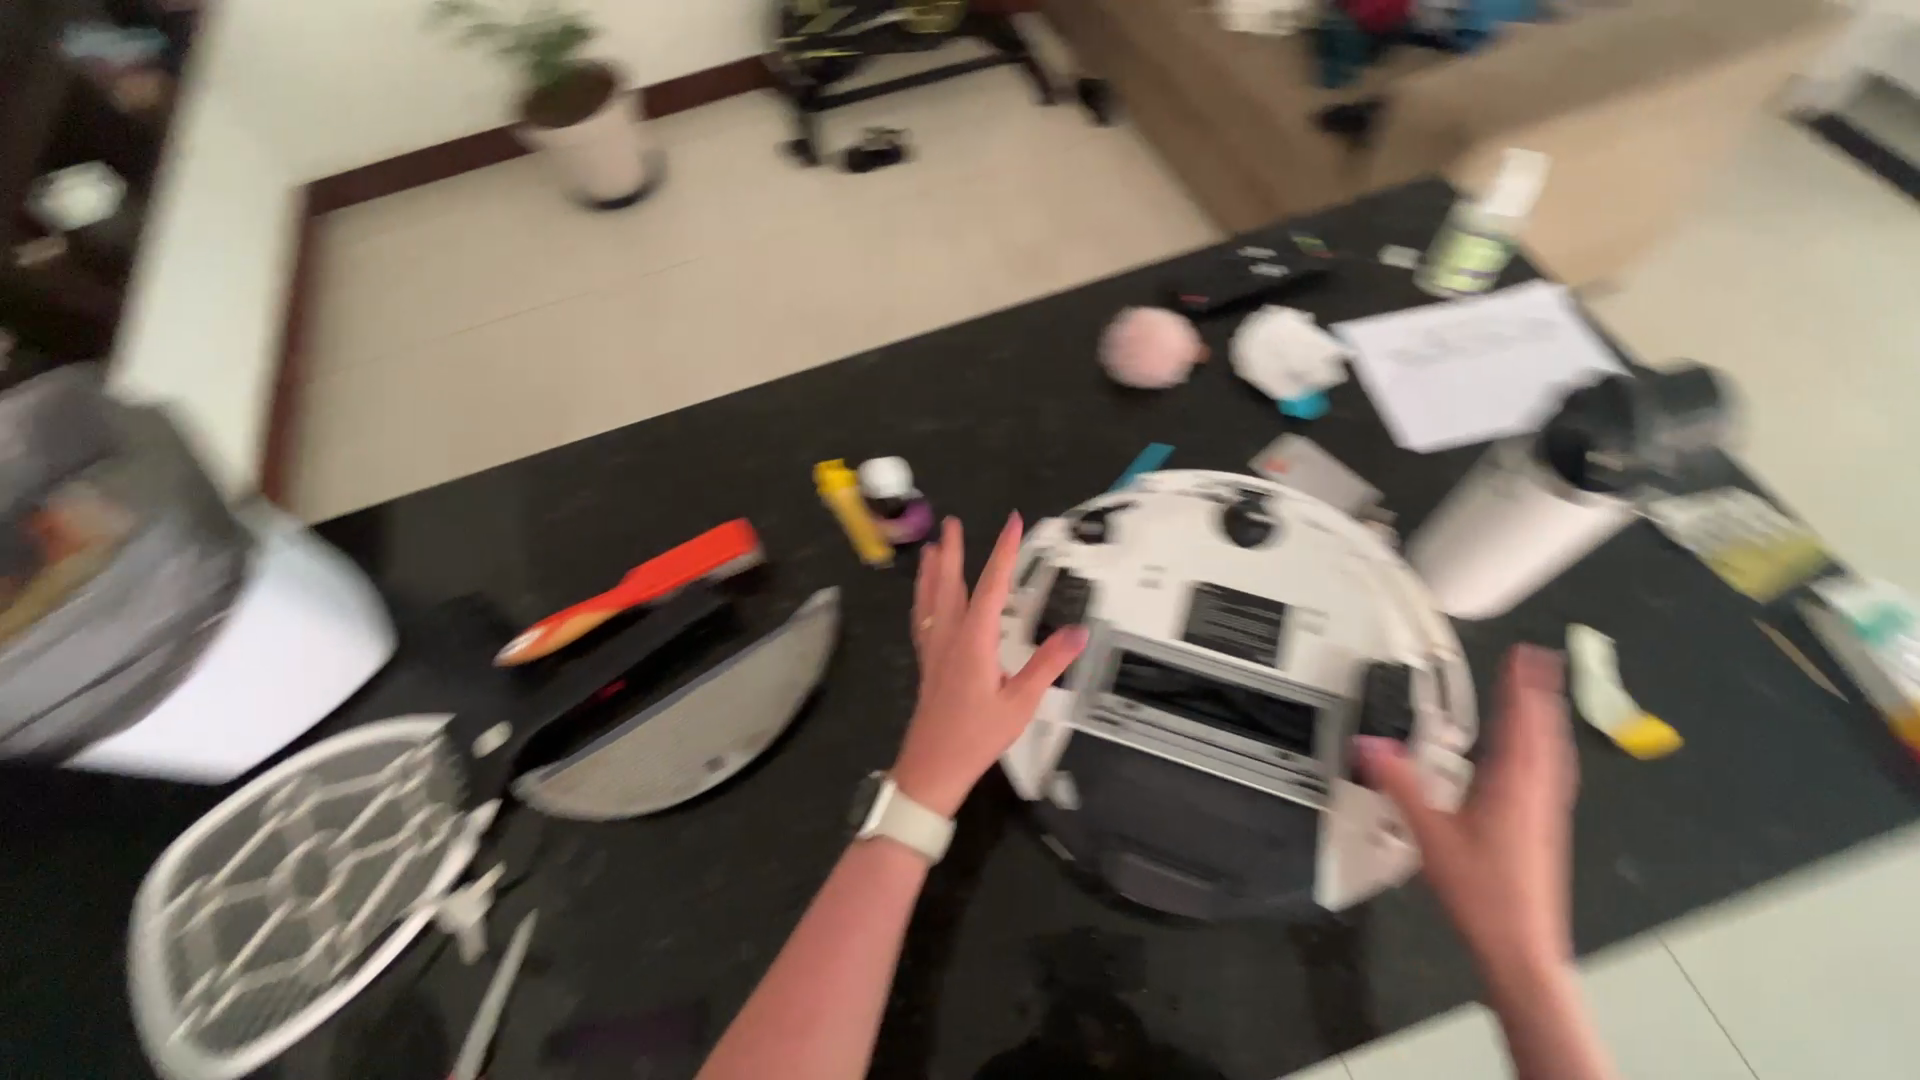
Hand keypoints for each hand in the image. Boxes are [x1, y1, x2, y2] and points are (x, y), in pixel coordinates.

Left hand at [891, 514, 1088, 816]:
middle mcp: (949, 637)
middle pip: (950, 583)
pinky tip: (924, 599)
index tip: (1012, 523)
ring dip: (933, 570)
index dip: (1004, 551)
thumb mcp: (1021, 702)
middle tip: (952, 522)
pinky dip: (923, 598)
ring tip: (933, 548)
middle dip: (954, 551)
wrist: (933, 765)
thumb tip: (1077, 633)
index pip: (992, 585)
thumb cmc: (976, 735)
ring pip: (931, 599)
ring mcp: (933, 649)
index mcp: (974, 641)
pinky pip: (922, 619)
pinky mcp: (927, 662)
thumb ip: (1048, 664)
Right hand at [1356, 645, 1578, 976]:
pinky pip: (1552, 772)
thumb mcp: (1429, 834)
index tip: (1524, 655)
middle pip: (1545, 733)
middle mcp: (1539, 793)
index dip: (1522, 688)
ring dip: (1546, 719)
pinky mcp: (1546, 827)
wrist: (1522, 945)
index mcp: (1515, 787)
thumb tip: (1369, 743)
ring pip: (1553, 754)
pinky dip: (1546, 748)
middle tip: (1538, 661)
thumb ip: (1399, 784)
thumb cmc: (1480, 890)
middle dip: (1540, 695)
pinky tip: (1538, 755)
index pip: (1521, 725)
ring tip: (1541, 695)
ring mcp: (1548, 811)